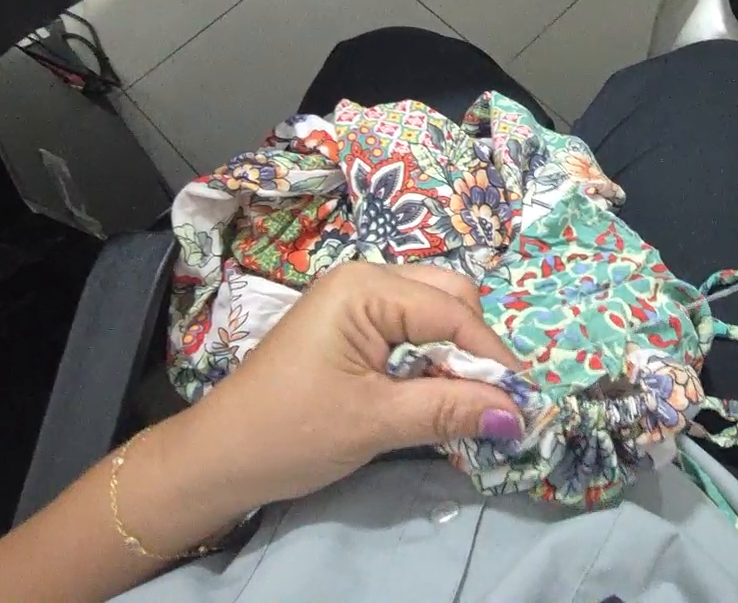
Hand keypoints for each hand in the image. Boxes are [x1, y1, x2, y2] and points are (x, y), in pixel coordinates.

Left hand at [181, 262, 526, 508]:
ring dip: (455, 352)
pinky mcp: (355, 323)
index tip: (522, 399)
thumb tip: (517, 414)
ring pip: (434, 310)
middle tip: (489, 399)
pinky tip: (433, 391)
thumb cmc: (289, 432)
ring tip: (462, 400)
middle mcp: (366, 278)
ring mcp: (359, 298)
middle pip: (449, 297)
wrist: (216, 459)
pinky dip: (432, 356)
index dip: (490, 355)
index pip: (451, 311)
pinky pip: (412, 327)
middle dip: (475, 347)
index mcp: (366, 287)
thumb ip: (449, 409)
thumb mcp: (375, 423)